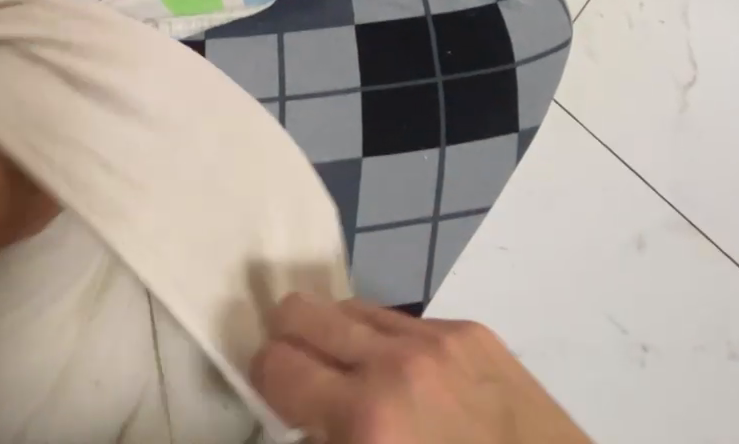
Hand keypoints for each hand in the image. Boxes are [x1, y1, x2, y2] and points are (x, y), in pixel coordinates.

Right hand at [250, 295, 593, 443]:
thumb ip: (328, 440)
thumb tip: (304, 422)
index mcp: (367, 420)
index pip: (274, 363)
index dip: (265, 381)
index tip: (278, 402)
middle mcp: (395, 364)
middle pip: (299, 311)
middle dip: (289, 342)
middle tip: (303, 380)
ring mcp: (438, 340)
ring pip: (348, 307)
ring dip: (339, 340)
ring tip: (357, 379)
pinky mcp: (472, 333)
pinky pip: (400, 319)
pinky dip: (388, 345)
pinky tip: (412, 384)